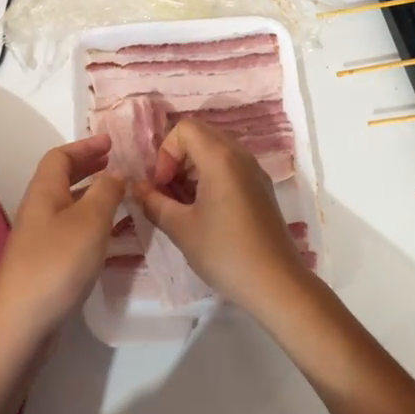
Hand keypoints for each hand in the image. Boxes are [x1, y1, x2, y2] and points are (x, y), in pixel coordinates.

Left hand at [0, 135, 126, 334]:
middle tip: (117, 166)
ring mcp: (39, 239)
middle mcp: (38, 210)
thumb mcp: (90, 221)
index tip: (111, 144)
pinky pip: (70, 230)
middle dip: (89, 168)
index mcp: (44, 191)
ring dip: (91, 197)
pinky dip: (90, 224)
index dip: (85, 146)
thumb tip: (116, 172)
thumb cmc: (57, 263)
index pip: (60, 156)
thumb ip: (106, 192)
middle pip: (61, 179)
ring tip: (120, 199)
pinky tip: (108, 238)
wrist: (22, 322)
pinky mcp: (45, 264)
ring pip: (67, 206)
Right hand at [135, 120, 309, 313]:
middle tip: (167, 190)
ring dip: (193, 168)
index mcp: (221, 158)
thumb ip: (154, 202)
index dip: (166, 152)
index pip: (184, 129)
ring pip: (216, 151)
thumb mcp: (180, 228)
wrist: (277, 284)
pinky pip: (231, 167)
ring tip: (182, 203)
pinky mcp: (261, 189)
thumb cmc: (224, 252)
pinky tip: (204, 211)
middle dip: (177, 157)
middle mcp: (240, 156)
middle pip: (201, 135)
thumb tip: (138, 188)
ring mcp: (255, 172)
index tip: (162, 185)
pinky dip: (211, 177)